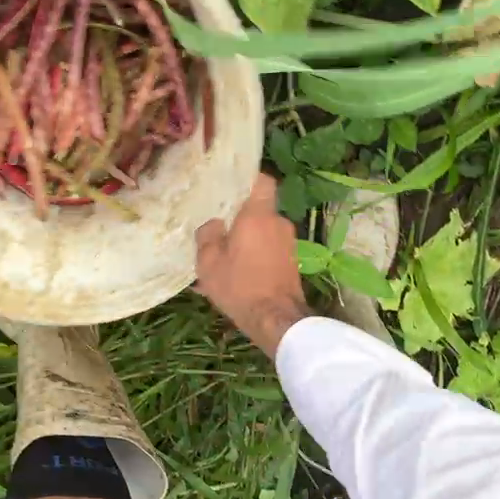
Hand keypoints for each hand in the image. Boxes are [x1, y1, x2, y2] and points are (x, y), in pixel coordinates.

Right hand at [195, 174, 309, 355]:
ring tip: (224, 258)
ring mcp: (288, 244)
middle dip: (241, 218)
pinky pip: (269, 251)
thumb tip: (213, 224)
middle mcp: (278, 224)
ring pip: (263, 233)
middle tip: (219, 228)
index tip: (232, 184)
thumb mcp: (209, 263)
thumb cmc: (240, 287)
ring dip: (246, 241)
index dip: (249, 178)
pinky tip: (237, 276)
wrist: (276, 320)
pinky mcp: (292, 263)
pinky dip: (255, 257)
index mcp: (258, 215)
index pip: (262, 181)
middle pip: (259, 211)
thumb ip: (207, 236)